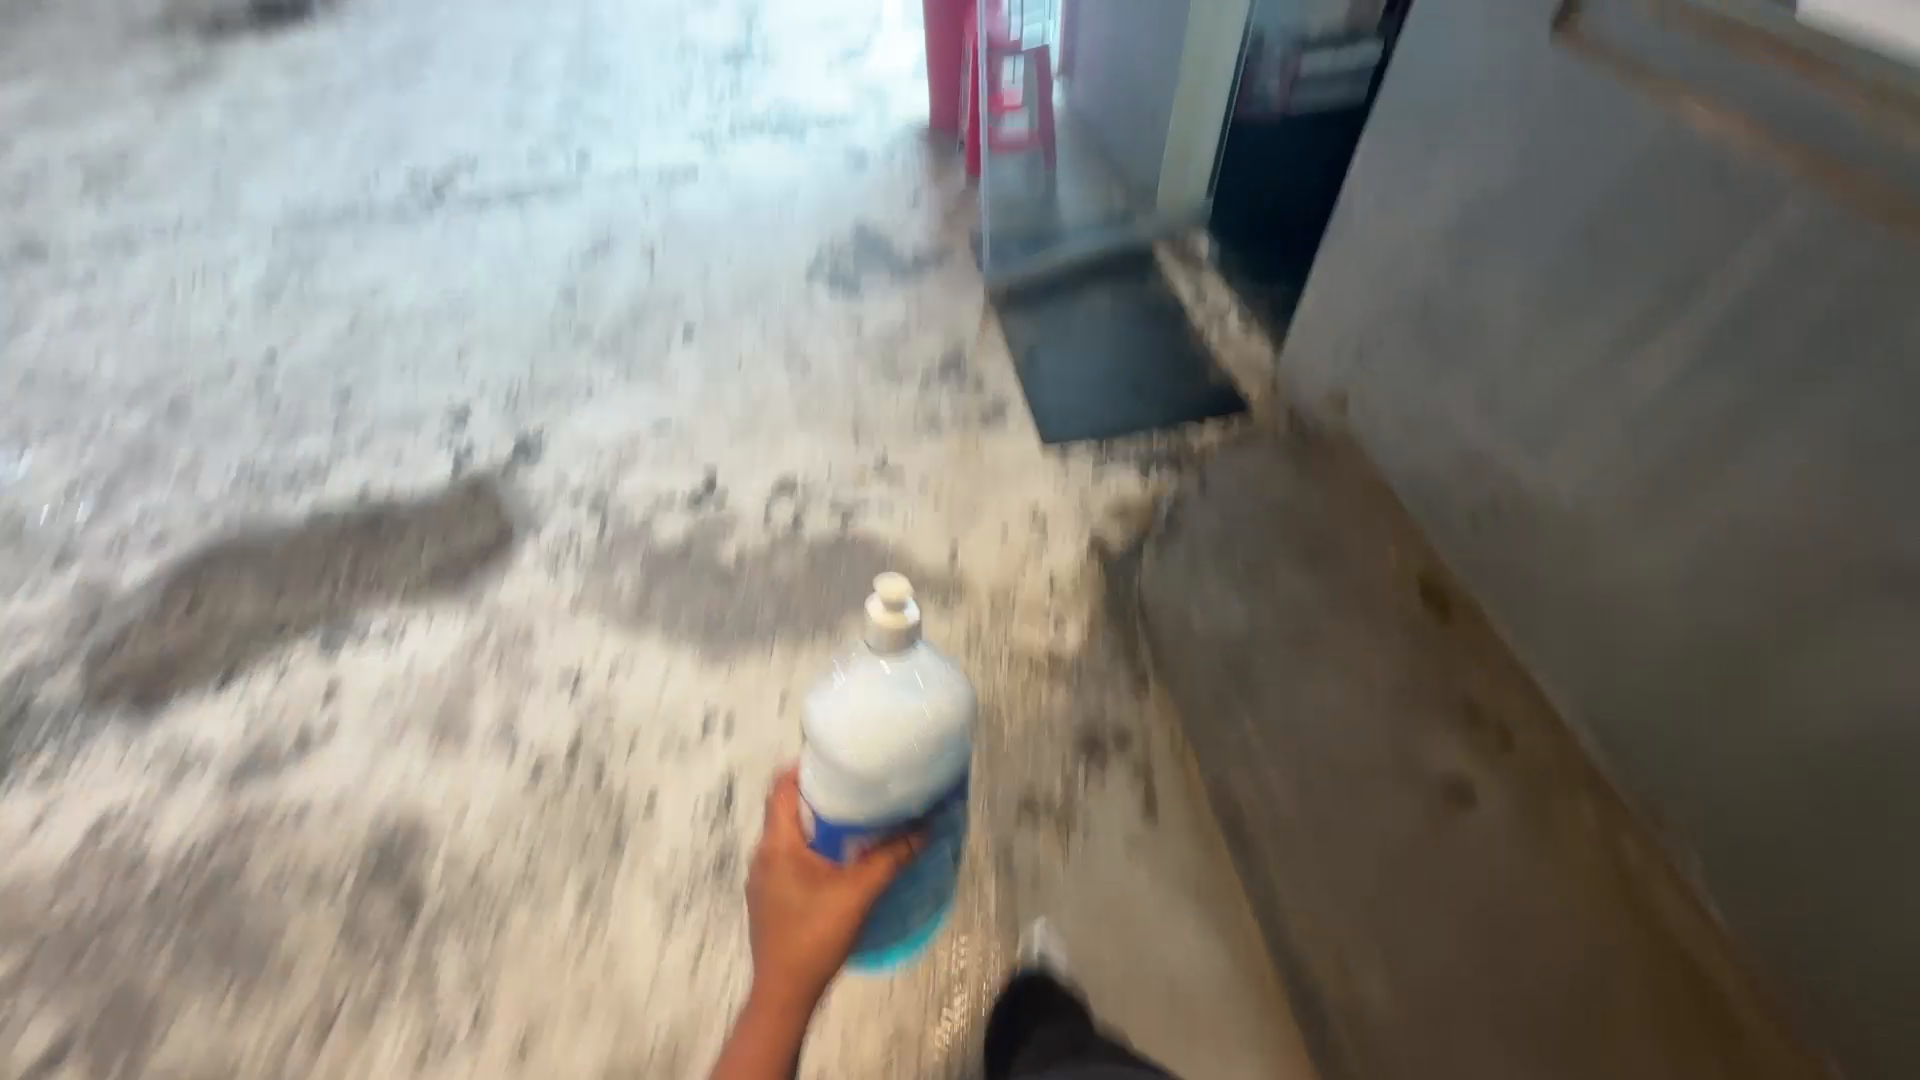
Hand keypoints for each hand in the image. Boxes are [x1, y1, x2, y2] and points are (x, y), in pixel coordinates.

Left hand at [745, 765, 921, 1013]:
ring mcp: (762, 878)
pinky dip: (810, 847)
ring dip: (816, 823)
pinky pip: (787, 856)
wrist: (783, 995)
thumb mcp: (859, 892)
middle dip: (819, 794)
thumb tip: (924, 827)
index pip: (782, 787)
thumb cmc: (815, 935)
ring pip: (787, 834)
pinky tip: (837, 858)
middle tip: (855, 785)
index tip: (837, 759)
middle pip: (786, 808)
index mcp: (777, 843)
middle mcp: (763, 854)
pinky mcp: (768, 898)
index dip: (805, 767)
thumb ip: (891, 857)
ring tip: (852, 817)